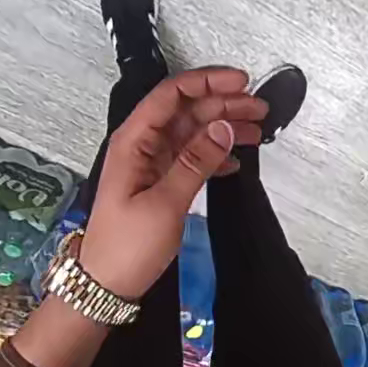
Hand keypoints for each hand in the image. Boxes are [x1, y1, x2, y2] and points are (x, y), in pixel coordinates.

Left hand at [79, 67, 265, 298]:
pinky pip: (193, 158)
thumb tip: (223, 128)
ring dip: (224, 128)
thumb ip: (195, 162)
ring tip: (256, 130)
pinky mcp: (162, 183)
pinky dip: (216, 156)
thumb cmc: (127, 246)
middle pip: (186, 111)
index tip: (241, 82)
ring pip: (193, 133)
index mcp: (134, 142)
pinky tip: (235, 160)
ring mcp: (153, 164)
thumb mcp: (165, 203)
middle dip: (223, 104)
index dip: (207, 82)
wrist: (108, 283)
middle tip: (259, 109)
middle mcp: (143, 147)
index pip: (171, 96)